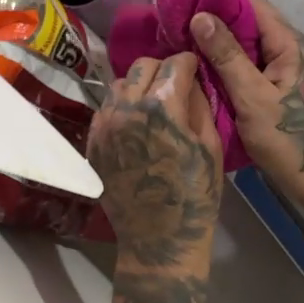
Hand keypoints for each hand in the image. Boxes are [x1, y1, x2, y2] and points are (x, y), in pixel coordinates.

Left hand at [90, 53, 223, 268]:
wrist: (158, 239)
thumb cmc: (195, 195)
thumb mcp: (210, 147)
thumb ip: (200, 106)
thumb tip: (192, 82)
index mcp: (161, 109)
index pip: (174, 65)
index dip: (188, 63)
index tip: (195, 70)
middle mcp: (125, 109)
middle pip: (141, 67)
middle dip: (161, 69)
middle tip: (175, 85)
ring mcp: (104, 126)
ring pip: (119, 85)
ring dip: (138, 87)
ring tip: (154, 104)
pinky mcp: (93, 143)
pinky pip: (106, 110)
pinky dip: (122, 108)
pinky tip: (137, 124)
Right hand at [188, 0, 303, 197]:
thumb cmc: (286, 138)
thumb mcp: (251, 95)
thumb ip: (226, 56)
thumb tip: (200, 17)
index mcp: (291, 45)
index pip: (254, 6)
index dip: (221, 4)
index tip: (188, 10)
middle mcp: (292, 51)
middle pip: (251, 25)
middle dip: (217, 27)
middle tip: (180, 33)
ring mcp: (287, 71)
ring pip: (249, 48)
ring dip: (221, 49)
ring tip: (187, 51)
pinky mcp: (279, 89)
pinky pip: (251, 68)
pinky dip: (229, 68)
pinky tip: (206, 76)